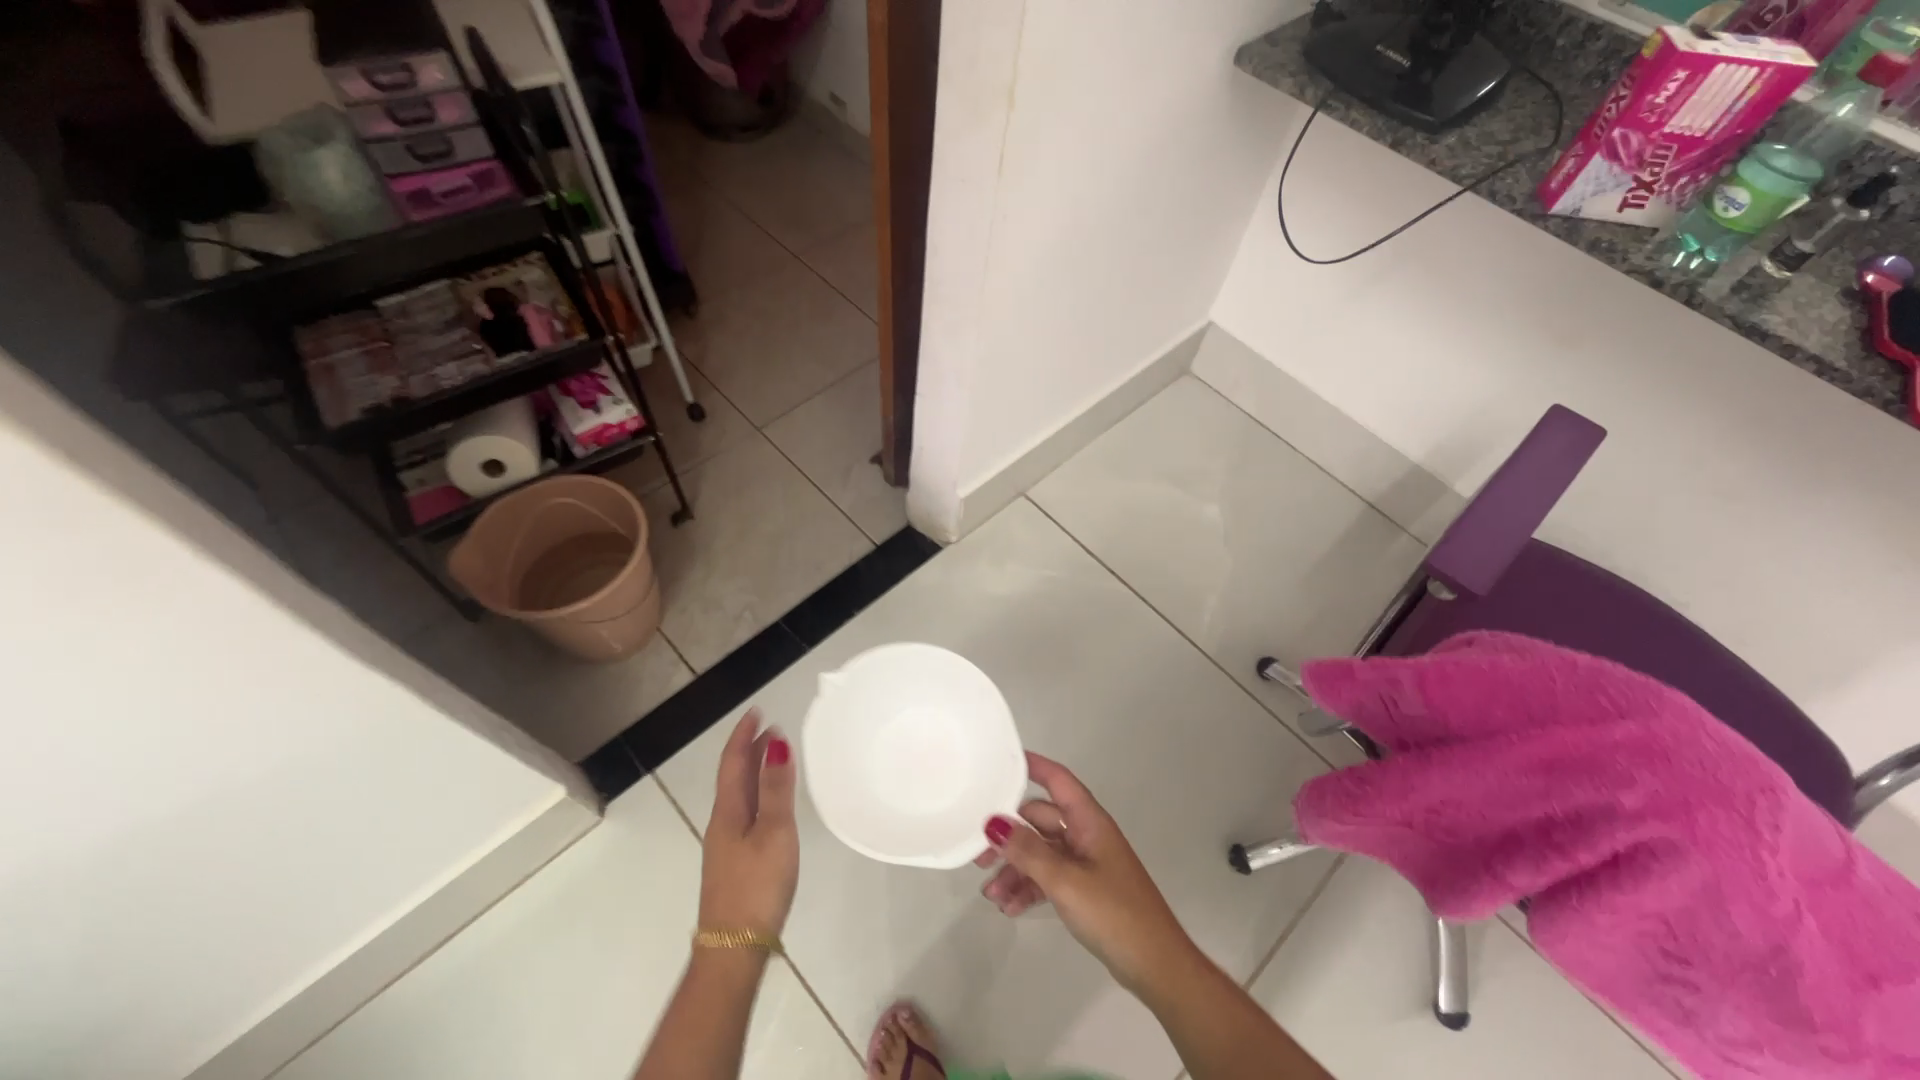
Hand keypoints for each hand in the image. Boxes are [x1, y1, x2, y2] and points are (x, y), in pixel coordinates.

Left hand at [698, 710, 798, 937]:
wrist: (734, 946)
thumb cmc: (757, 885)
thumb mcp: (774, 833)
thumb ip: (776, 790)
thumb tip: (774, 744)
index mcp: (729, 812)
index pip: (733, 762)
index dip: (744, 735)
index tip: (757, 711)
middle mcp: (722, 823)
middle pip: (733, 777)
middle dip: (749, 750)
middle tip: (770, 729)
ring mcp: (726, 846)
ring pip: (738, 796)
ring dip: (753, 771)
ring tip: (773, 757)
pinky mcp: (734, 864)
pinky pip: (744, 814)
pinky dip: (756, 795)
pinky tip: (769, 806)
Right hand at [976, 753, 1198, 992]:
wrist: (1154, 964)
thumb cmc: (1113, 913)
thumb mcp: (1064, 881)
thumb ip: (1027, 852)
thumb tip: (994, 823)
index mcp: (1089, 822)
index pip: (1058, 781)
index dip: (1032, 766)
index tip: (999, 762)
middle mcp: (1086, 836)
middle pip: (1040, 821)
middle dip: (1009, 836)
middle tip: (978, 856)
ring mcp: (1086, 864)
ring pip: (1040, 853)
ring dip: (1015, 869)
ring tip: (991, 896)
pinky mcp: (1084, 890)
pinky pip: (1048, 878)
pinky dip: (1028, 888)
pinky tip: (1010, 908)